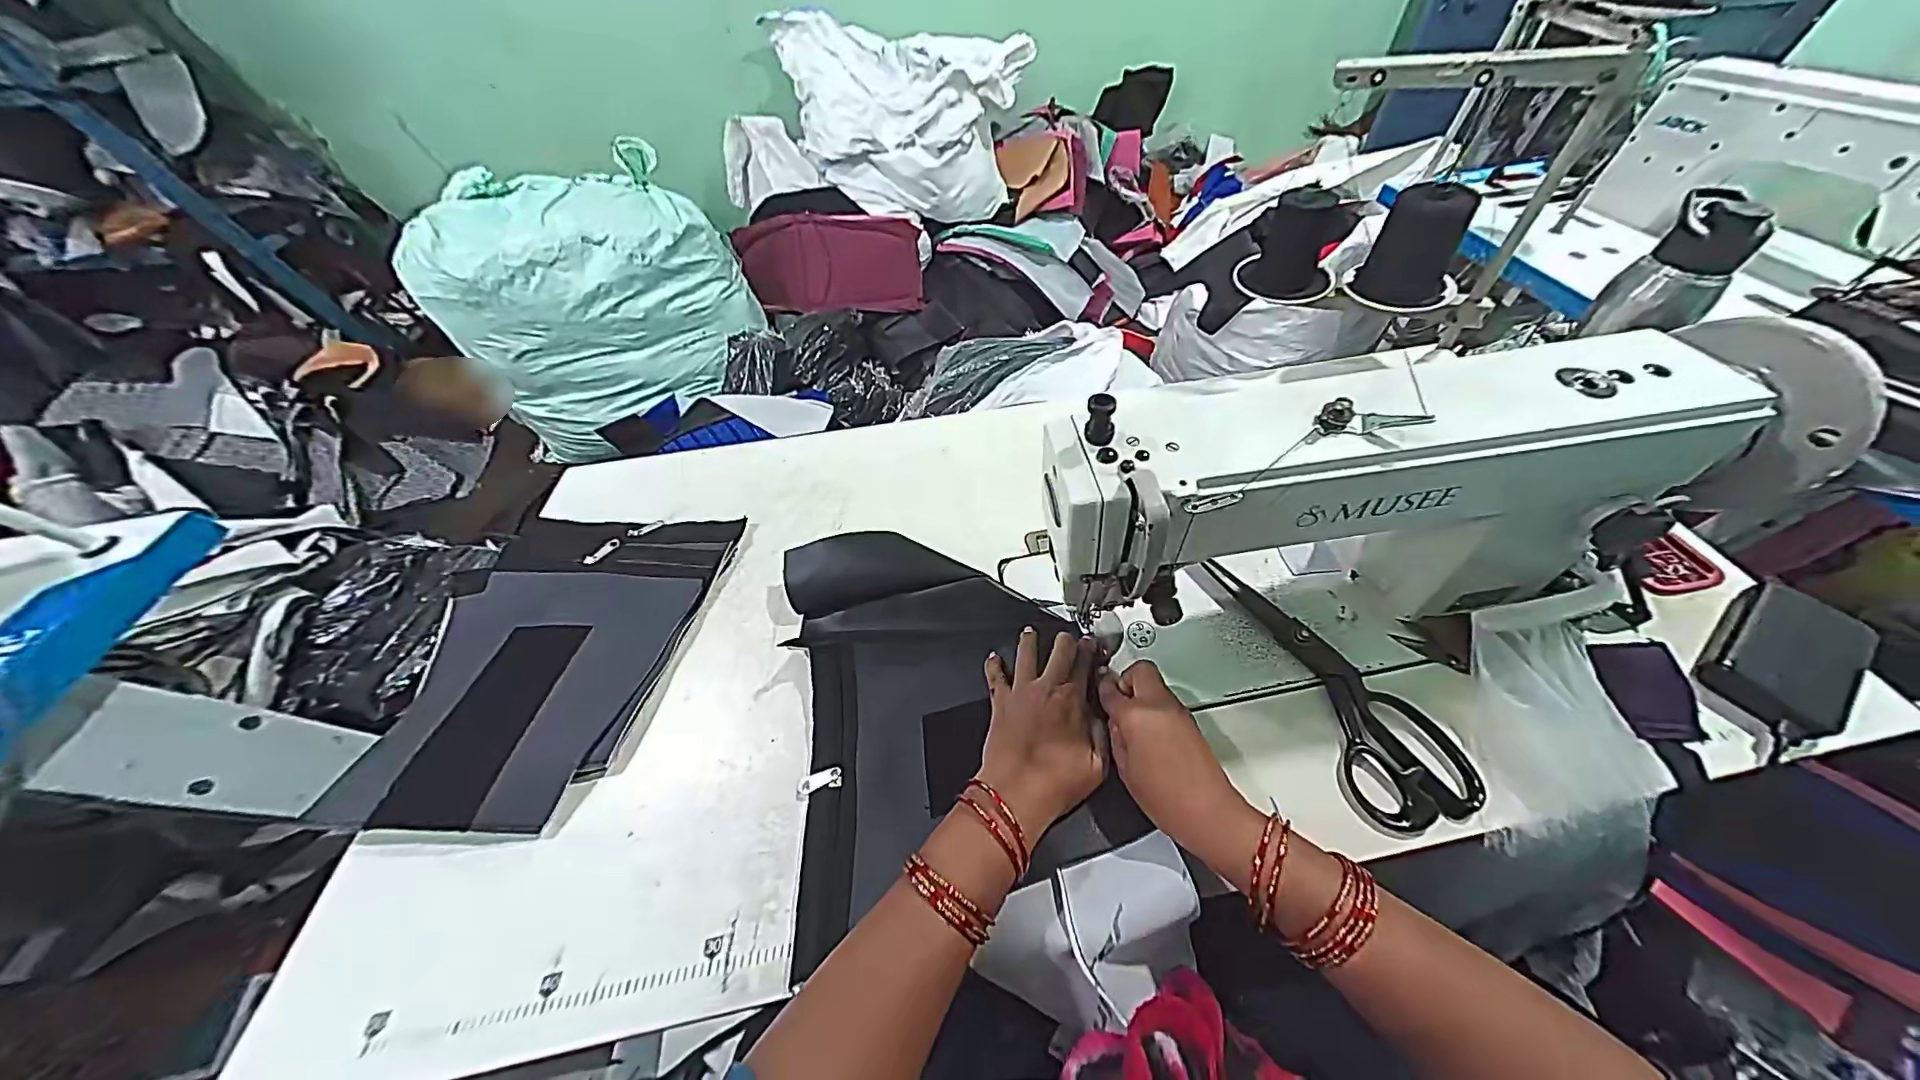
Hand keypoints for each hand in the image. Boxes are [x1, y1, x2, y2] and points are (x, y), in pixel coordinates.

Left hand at [978, 629, 1106, 837]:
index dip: (1091, 651)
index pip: (1085, 663)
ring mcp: (1020, 693)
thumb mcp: (1097, 764)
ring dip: (1030, 641)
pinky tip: (994, 657)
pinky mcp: (1000, 703)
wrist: (1015, 793)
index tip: (1093, 647)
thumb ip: (1103, 734)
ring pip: (1025, 653)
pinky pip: (995, 676)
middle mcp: (1046, 689)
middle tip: (1069, 638)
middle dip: (1066, 640)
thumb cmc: (1054, 783)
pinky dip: (994, 664)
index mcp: (1072, 700)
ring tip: (1031, 632)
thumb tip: (1105, 718)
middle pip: (1059, 650)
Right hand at [1100, 660, 1250, 857]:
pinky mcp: (1191, 721)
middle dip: (1126, 681)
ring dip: (1142, 695)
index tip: (1100, 692)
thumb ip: (1115, 736)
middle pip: (1140, 670)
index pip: (1111, 687)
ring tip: (1134, 723)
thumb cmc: (1169, 799)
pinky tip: (1150, 734)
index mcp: (1136, 715)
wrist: (1208, 812)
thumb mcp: (1124, 768)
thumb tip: (1114, 723)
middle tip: (1118, 700)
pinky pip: (1167, 702)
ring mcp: (1178, 711)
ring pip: (1155, 684)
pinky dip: (1155, 710)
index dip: (1102, 689)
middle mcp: (1160, 706)